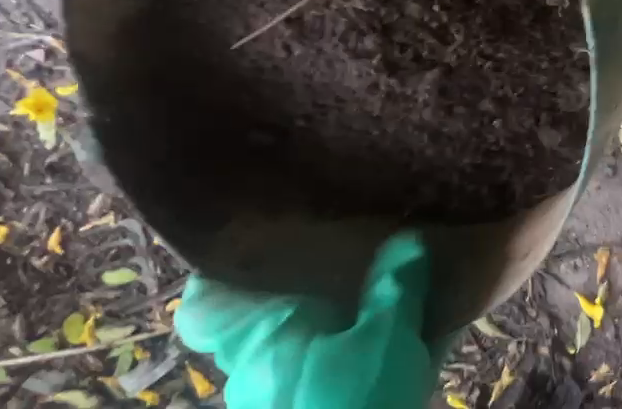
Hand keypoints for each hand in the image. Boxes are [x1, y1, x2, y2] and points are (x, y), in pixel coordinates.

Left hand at [175, 231, 442, 408]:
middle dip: (313, 281)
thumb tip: (407, 237)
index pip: (207, 302)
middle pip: (271, 313)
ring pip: (306, 340)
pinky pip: (333, 366)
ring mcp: (280, 396)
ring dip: (345, 314)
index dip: (228, 265)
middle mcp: (255, 368)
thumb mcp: (389, 333)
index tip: (272, 229)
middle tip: (363, 243)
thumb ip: (398, 284)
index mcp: (260, 338)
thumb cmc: (355, 399)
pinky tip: (414, 334)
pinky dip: (364, 346)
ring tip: (399, 284)